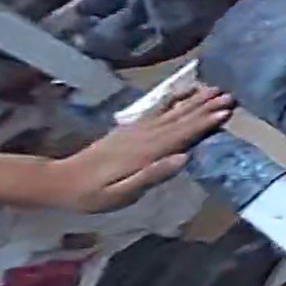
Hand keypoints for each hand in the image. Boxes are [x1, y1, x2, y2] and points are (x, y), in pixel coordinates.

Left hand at [40, 86, 233, 211]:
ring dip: (193, 101)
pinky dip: (171, 101)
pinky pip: (155, 111)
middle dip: (205, 107)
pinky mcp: (129, 130)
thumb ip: (152, 176)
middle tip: (229, 95)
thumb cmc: (91, 195)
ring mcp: (135, 131)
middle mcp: (142, 137)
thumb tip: (184, 158)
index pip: (181, 134)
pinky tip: (181, 94)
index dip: (204, 123)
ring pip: (170, 112)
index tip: (226, 112)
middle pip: (179, 119)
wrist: (55, 181)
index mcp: (145, 153)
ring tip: (213, 89)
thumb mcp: (121, 194)